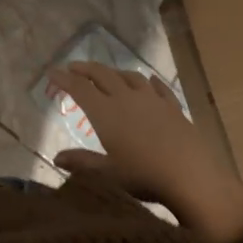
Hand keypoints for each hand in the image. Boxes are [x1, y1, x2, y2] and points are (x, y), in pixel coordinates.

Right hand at [50, 62, 242, 242]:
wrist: (190, 175)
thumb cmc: (144, 176)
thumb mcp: (108, 174)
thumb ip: (82, 163)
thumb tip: (56, 157)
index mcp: (106, 112)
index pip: (80, 89)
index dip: (64, 79)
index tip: (52, 73)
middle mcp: (126, 98)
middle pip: (102, 75)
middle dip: (85, 69)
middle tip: (73, 67)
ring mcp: (151, 99)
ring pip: (128, 76)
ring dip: (114, 72)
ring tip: (106, 74)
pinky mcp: (173, 106)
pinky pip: (158, 87)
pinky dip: (149, 81)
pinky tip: (149, 81)